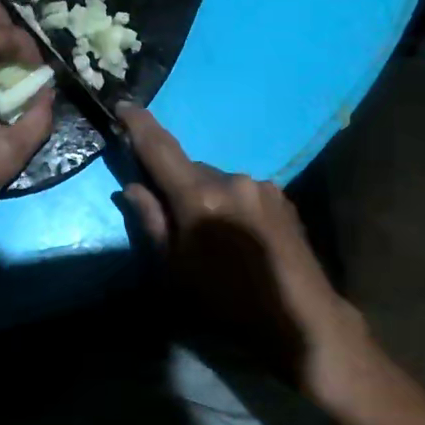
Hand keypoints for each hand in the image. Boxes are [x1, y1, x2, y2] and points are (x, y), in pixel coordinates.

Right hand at [118, 105, 365, 385]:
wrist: (301, 318)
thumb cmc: (226, 301)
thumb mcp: (174, 271)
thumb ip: (152, 222)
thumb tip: (132, 187)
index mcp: (200, 198)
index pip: (161, 150)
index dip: (139, 125)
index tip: (123, 106)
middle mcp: (233, 181)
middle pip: (190, 169)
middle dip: (174, 184)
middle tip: (169, 218)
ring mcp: (262, 187)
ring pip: (217, 181)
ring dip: (204, 197)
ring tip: (209, 237)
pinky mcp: (282, 198)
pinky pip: (242, 191)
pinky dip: (229, 203)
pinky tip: (236, 236)